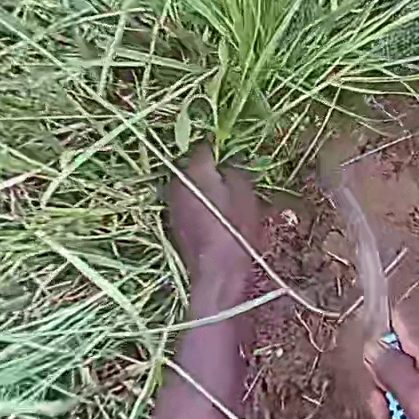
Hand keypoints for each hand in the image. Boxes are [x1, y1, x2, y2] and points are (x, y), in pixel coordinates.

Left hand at [165, 146, 258, 297]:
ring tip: (224, 196)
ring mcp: (172, 202)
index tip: (233, 155)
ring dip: (203, 185)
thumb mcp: (245, 193)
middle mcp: (178, 182)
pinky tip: (214, 214)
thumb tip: (228, 162)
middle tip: (231, 176)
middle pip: (194, 165)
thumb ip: (235, 170)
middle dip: (210, 167)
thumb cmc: (235, 229)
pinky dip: (199, 202)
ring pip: (189, 184)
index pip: (204, 147)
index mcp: (195, 170)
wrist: (216, 271)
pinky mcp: (174, 221)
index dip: (220, 149)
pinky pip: (187, 201)